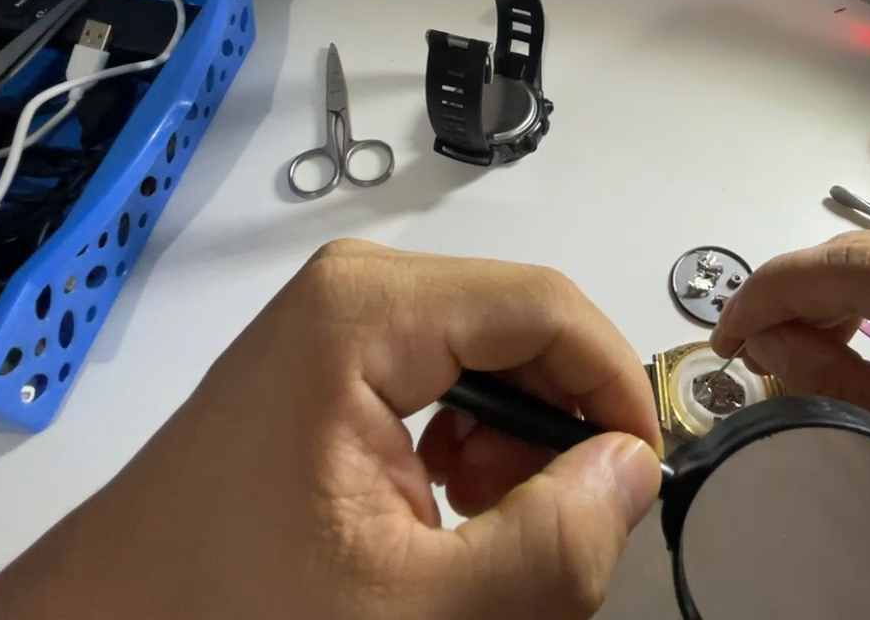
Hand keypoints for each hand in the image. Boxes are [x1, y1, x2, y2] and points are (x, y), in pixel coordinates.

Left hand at [0, 240, 662, 619]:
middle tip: (566, 526)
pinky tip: (452, 502)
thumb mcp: (410, 613)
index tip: (639, 477)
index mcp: (371, 309)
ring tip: (496, 529)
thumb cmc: (230, 618)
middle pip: (520, 322)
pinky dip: (477, 434)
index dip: (612, 382)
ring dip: (521, 436)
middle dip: (562, 420)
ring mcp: (345, 311)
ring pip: (491, 347)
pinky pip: (447, 368)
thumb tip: (632, 468)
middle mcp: (362, 284)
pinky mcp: (336, 348)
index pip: (545, 305)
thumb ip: (549, 547)